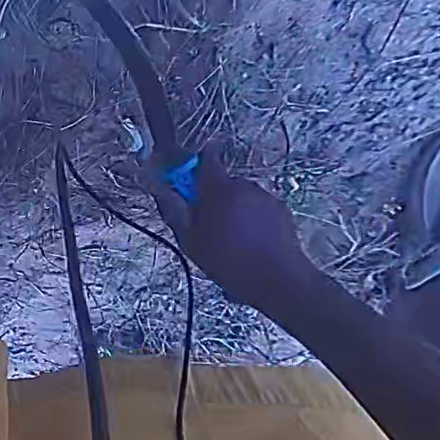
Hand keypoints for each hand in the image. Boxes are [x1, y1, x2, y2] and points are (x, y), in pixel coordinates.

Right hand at [147, 146, 321, 311]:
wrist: (278, 280)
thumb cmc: (227, 259)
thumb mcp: (188, 236)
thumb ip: (172, 207)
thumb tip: (158, 186)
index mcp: (220, 188)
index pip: (204, 159)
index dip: (190, 167)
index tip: (182, 185)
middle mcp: (246, 186)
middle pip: (220, 181)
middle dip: (208, 196)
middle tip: (201, 222)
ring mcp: (267, 198)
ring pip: (238, 195)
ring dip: (229, 207)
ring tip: (225, 236)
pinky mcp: (282, 211)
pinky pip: (256, 207)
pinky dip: (248, 217)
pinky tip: (245, 241)